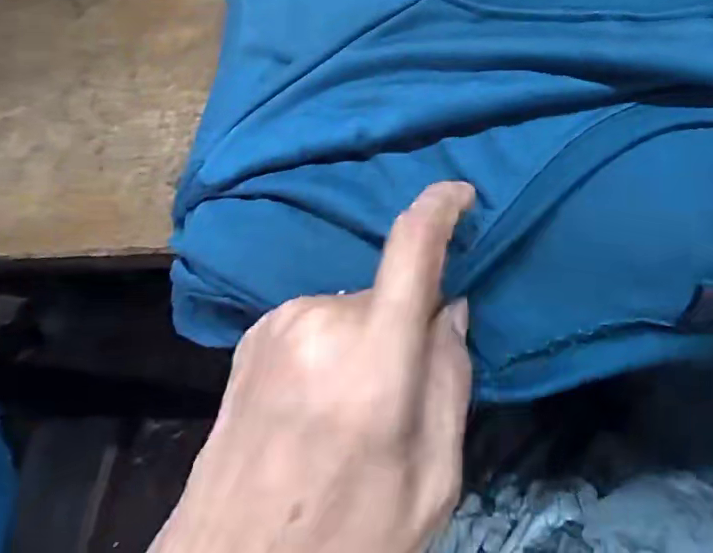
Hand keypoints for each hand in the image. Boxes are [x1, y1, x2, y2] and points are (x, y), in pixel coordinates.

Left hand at [152, 181, 474, 552]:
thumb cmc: (345, 542)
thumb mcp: (432, 480)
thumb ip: (450, 380)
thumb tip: (447, 311)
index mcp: (372, 359)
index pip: (412, 246)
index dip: (441, 206)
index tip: (462, 194)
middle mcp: (320, 322)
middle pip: (390, 292)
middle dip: (408, 325)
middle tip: (403, 392)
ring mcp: (277, 327)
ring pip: (354, 308)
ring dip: (368, 339)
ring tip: (351, 413)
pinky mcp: (250, 340)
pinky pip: (319, 322)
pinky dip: (333, 346)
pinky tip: (314, 409)